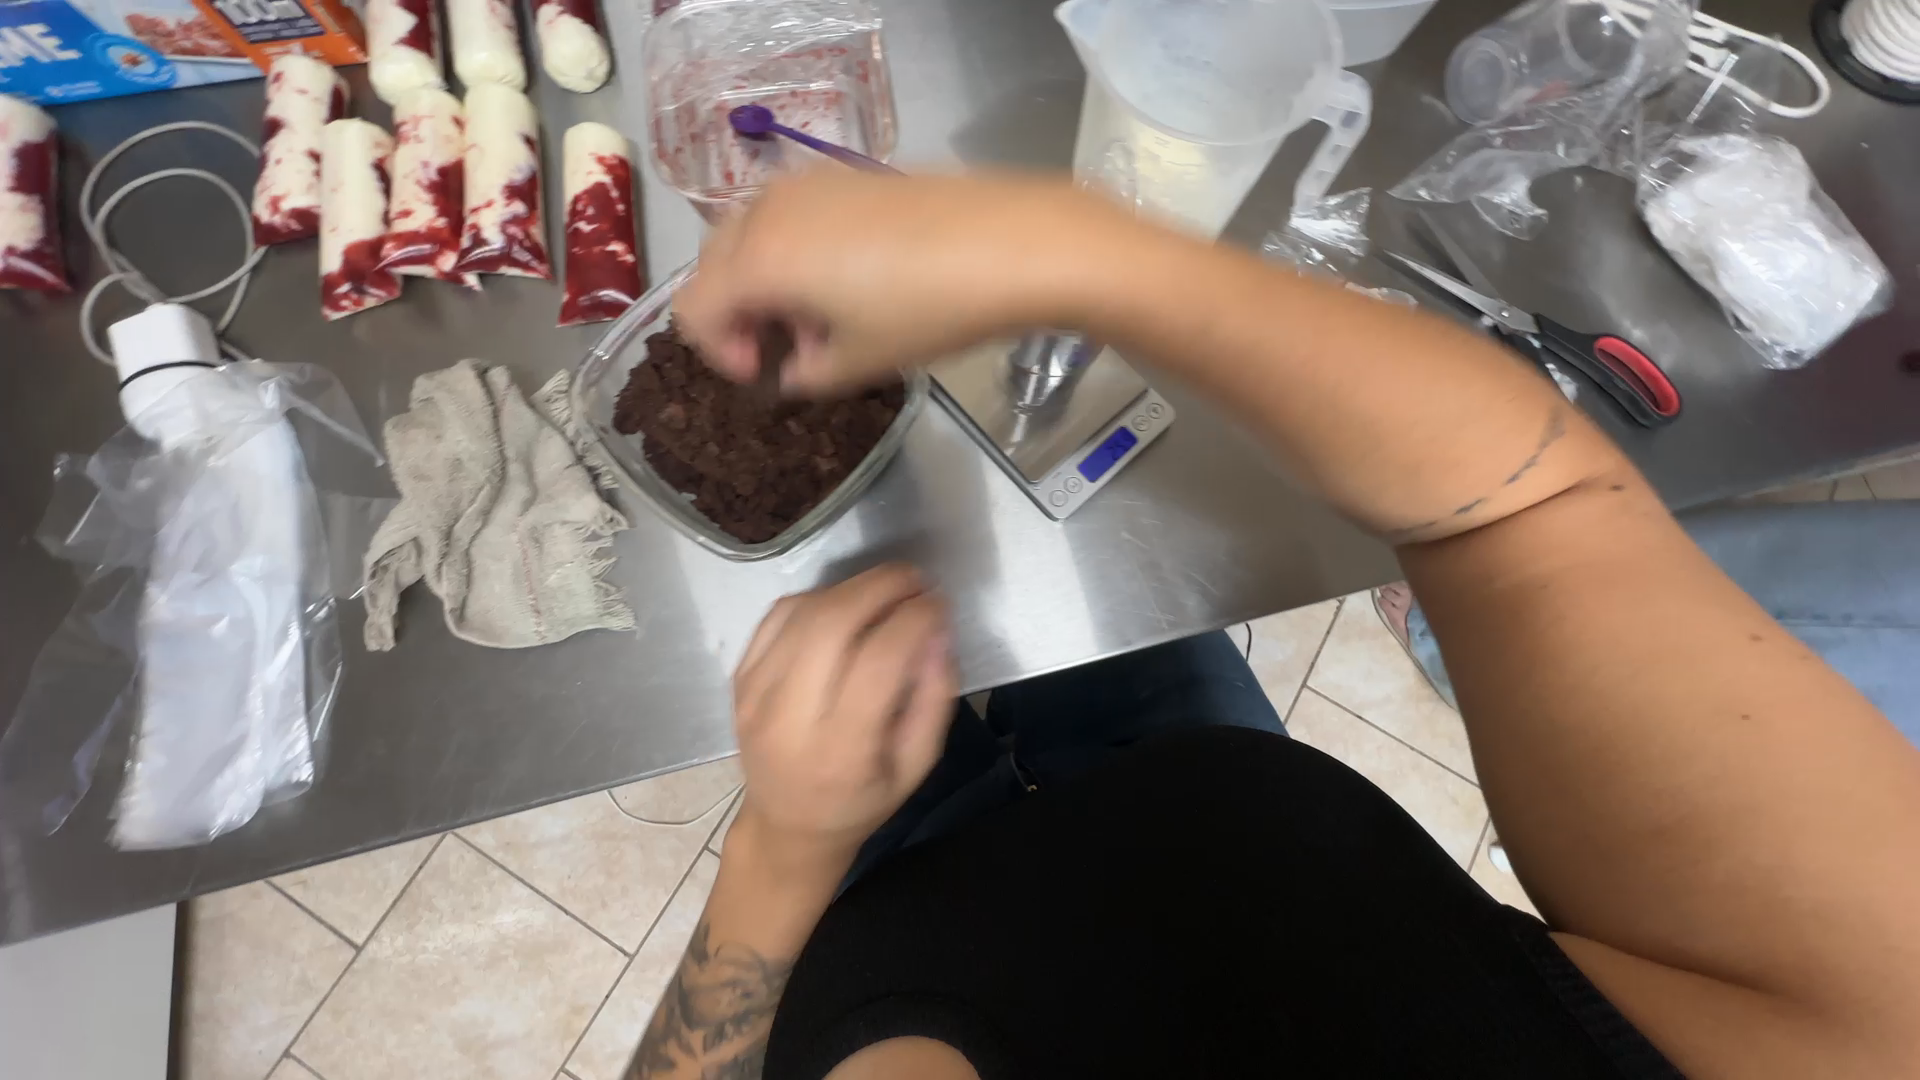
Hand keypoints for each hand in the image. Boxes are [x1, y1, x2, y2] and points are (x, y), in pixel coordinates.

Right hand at [673, 170, 1120, 395]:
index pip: (694, 310)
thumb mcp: (858, 362)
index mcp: (756, 261)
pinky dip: (796, 256)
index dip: (719, 354)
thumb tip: (793, 365)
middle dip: (739, 317)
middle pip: (716, 268)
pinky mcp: (843, 175)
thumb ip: (805, 374)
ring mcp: (805, 184)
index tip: (763, 376)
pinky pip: (792, 219)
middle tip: (785, 352)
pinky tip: (847, 284)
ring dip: (766, 285)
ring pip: (752, 239)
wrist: (1010, 243)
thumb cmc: (926, 312)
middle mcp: (765, 211)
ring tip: (821, 322)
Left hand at [730, 563, 956, 876]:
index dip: (914, 619)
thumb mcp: (917, 764)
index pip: (878, 661)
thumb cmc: (862, 798)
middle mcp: (789, 719)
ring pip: (803, 612)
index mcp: (840, 751)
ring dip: (851, 588)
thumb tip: (937, 631)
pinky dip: (817, 597)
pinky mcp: (739, 678)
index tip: (939, 603)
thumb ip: (934, 697)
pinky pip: (777, 615)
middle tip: (914, 579)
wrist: (787, 825)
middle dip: (881, 587)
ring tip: (887, 588)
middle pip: (832, 624)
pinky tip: (845, 603)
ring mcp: (755, 695)